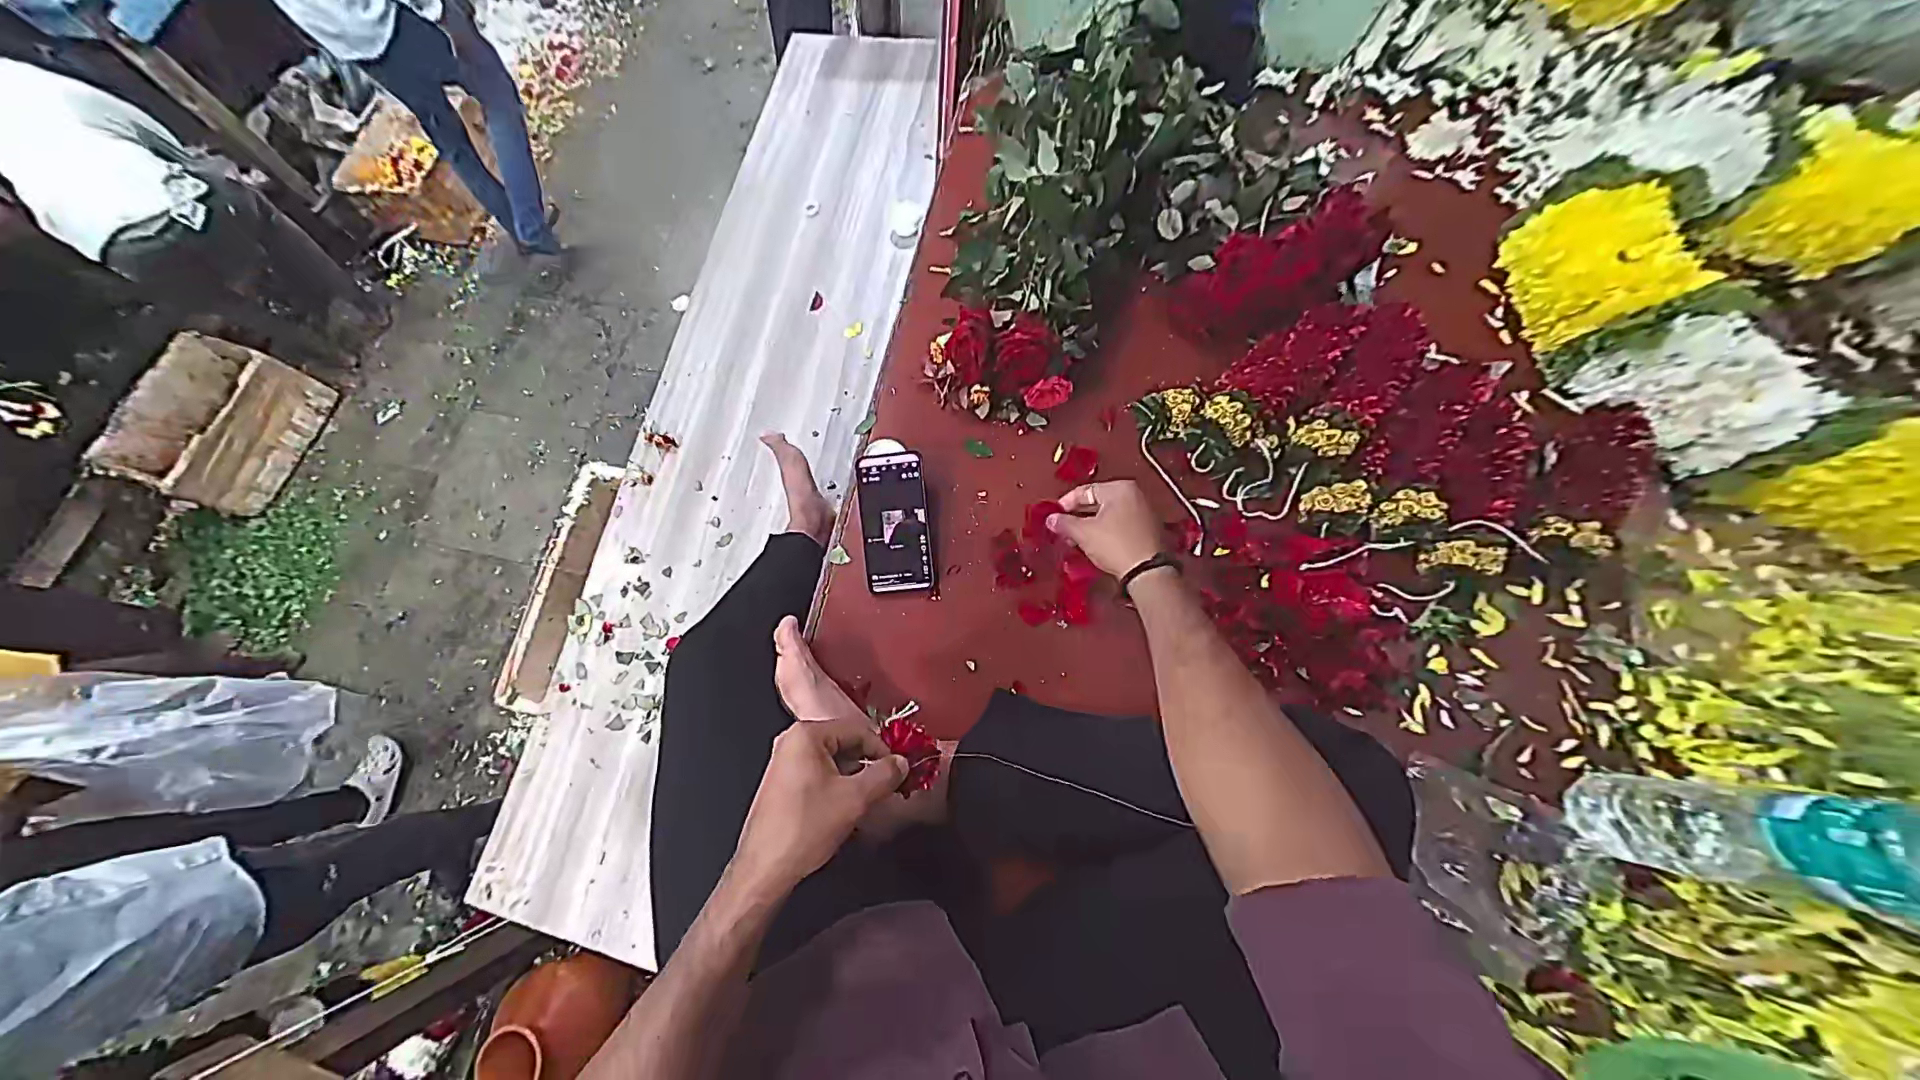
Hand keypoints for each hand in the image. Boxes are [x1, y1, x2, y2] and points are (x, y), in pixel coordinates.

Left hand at [731, 717, 906, 894]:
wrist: (764, 869)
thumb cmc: (805, 828)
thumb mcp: (855, 798)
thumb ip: (884, 775)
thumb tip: (901, 762)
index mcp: (806, 735)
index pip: (858, 730)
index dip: (883, 750)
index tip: (898, 770)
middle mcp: (792, 742)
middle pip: (846, 744)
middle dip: (869, 766)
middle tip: (888, 787)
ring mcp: (785, 763)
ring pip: (834, 762)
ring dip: (855, 779)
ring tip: (869, 801)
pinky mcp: (783, 784)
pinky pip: (820, 775)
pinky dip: (838, 787)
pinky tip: (847, 809)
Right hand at [1046, 480, 1164, 577]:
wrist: (1148, 571)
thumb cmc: (1115, 544)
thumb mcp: (1084, 533)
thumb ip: (1064, 523)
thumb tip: (1050, 519)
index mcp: (1120, 488)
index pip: (1085, 490)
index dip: (1066, 503)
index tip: (1054, 515)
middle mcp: (1135, 495)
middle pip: (1098, 502)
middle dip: (1078, 516)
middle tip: (1063, 529)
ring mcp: (1144, 511)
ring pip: (1109, 514)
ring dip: (1091, 525)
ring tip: (1076, 539)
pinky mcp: (1148, 529)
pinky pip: (1120, 524)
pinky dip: (1106, 531)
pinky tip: (1095, 544)